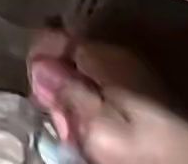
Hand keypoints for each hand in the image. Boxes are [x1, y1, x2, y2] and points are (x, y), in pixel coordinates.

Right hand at [29, 28, 187, 163]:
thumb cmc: (150, 158)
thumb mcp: (100, 133)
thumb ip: (68, 97)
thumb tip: (41, 68)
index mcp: (105, 57)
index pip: (58, 37)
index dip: (40, 60)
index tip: (37, 93)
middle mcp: (118, 58)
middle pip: (70, 57)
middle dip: (56, 86)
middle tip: (61, 125)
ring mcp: (134, 78)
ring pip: (87, 78)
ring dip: (74, 104)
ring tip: (75, 136)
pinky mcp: (145, 100)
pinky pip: (105, 94)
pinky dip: (93, 112)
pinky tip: (94, 139)